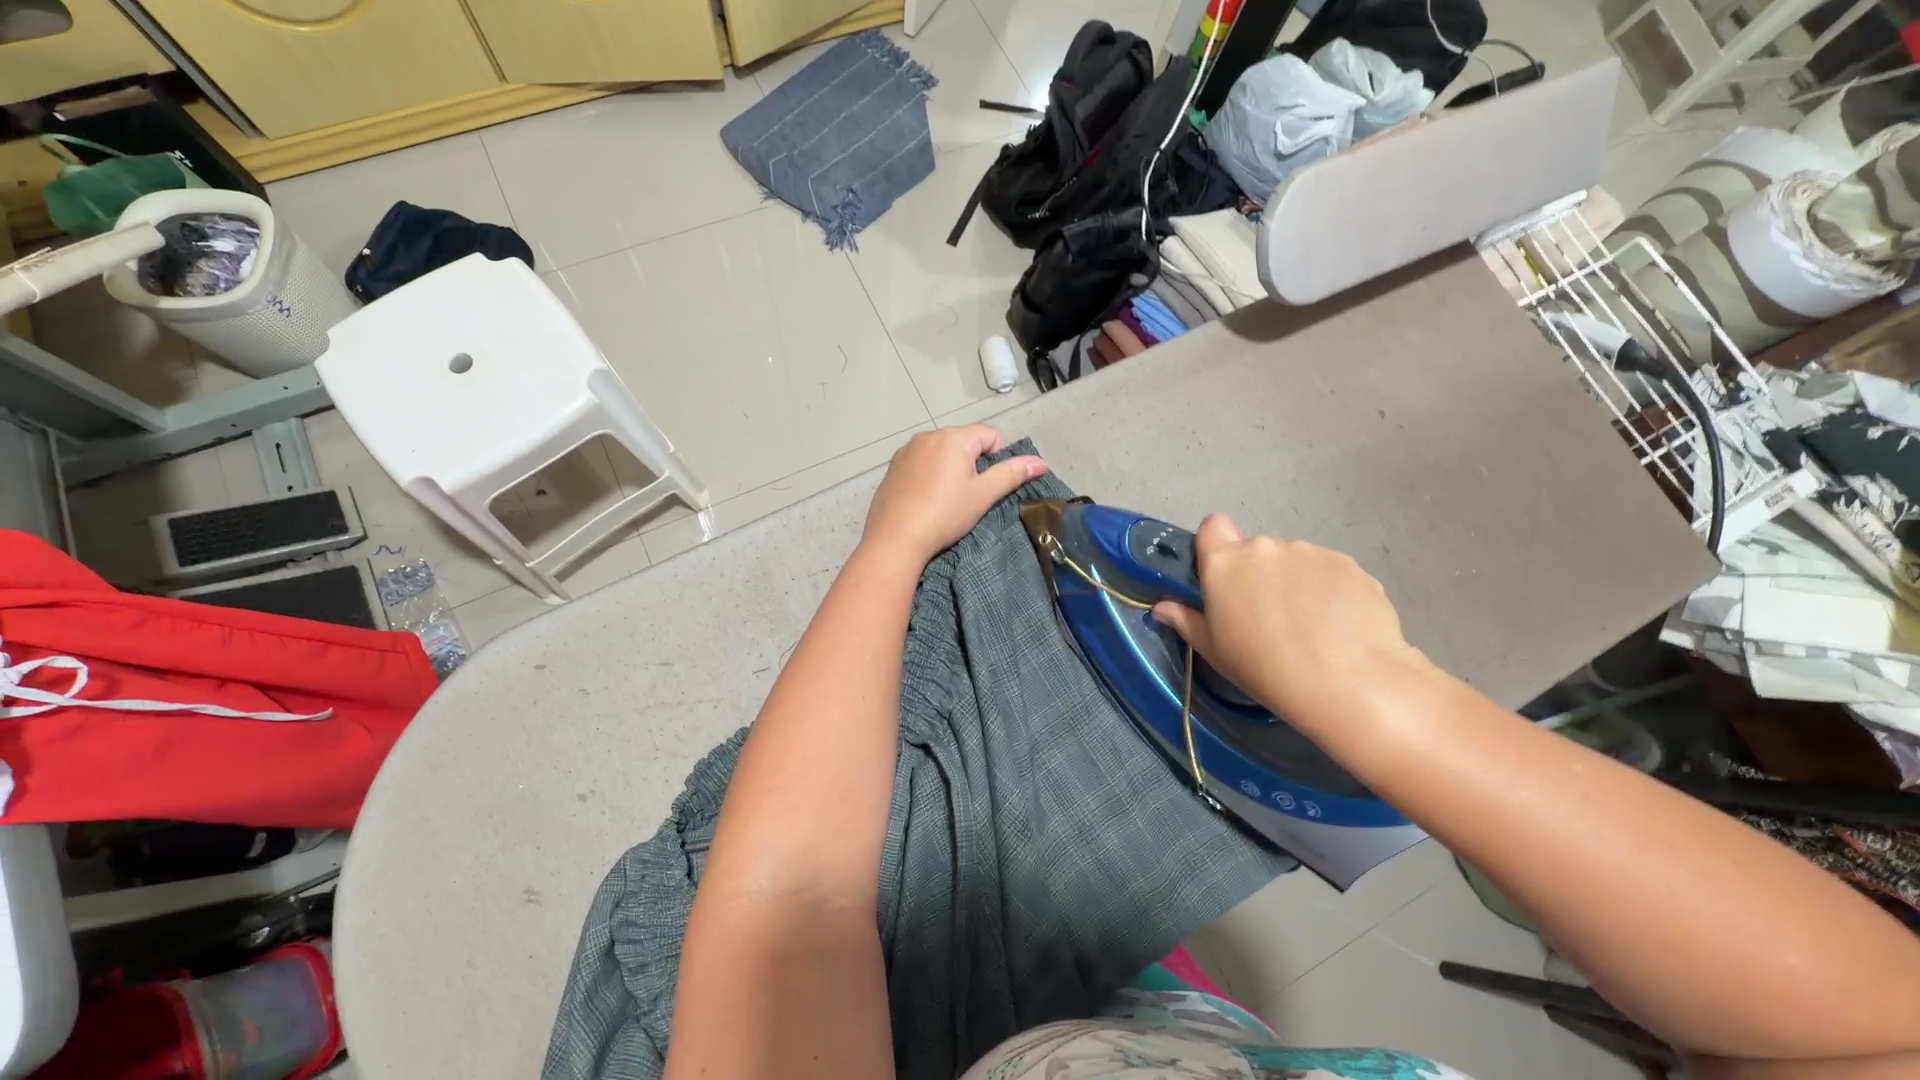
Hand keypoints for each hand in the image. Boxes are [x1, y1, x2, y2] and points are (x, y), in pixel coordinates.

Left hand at [861, 426, 1046, 565]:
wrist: (895, 539)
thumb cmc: (944, 515)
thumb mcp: (983, 495)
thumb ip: (1012, 474)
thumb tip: (1041, 462)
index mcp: (954, 437)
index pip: (991, 435)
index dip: (999, 458)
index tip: (990, 486)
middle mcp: (928, 436)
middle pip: (965, 441)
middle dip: (973, 463)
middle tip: (970, 496)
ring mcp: (907, 450)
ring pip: (941, 452)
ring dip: (951, 469)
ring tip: (947, 500)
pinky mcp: (893, 467)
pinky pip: (921, 463)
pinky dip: (929, 475)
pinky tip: (926, 500)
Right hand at [1151, 515, 1437, 724]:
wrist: (1346, 682)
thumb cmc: (1265, 668)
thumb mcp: (1215, 652)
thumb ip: (1186, 621)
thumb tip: (1163, 608)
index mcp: (1226, 563)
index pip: (1213, 526)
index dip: (1217, 546)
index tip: (1224, 578)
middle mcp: (1266, 548)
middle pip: (1257, 551)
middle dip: (1261, 575)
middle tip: (1269, 617)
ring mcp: (1312, 553)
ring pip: (1296, 561)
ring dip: (1297, 583)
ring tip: (1310, 627)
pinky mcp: (1350, 565)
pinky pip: (1330, 573)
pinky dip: (1331, 592)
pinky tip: (1339, 628)